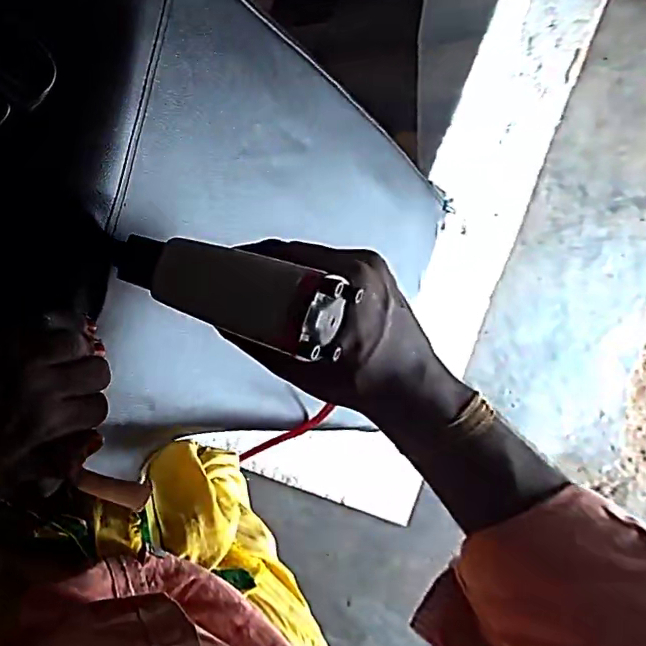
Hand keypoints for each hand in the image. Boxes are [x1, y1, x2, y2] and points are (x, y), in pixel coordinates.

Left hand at [0, 324, 110, 480]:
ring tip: (65, 356)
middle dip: (92, 377)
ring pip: (80, 342)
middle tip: (77, 380)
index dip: (91, 409)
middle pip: (97, 372)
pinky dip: (55, 335)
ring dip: (77, 351)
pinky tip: (47, 343)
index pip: (96, 409)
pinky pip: (50, 328)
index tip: (80, 408)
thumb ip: (46, 460)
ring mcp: (30, 354)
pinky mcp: (14, 334)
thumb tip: (76, 458)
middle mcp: (45, 384)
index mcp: (46, 420)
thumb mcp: (8, 462)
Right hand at [222, 241, 472, 434]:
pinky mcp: (378, 279)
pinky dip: (312, 277)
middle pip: (303, 253)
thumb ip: (259, 345)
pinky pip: (334, 268)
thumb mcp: (302, 366)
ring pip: (318, 259)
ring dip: (290, 270)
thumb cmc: (373, 382)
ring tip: (268, 286)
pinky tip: (298, 293)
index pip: (290, 252)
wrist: (413, 394)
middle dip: (270, 263)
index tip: (239, 261)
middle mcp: (366, 267)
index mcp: (352, 277)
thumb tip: (231, 327)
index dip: (258, 255)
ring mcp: (375, 271)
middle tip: (246, 276)